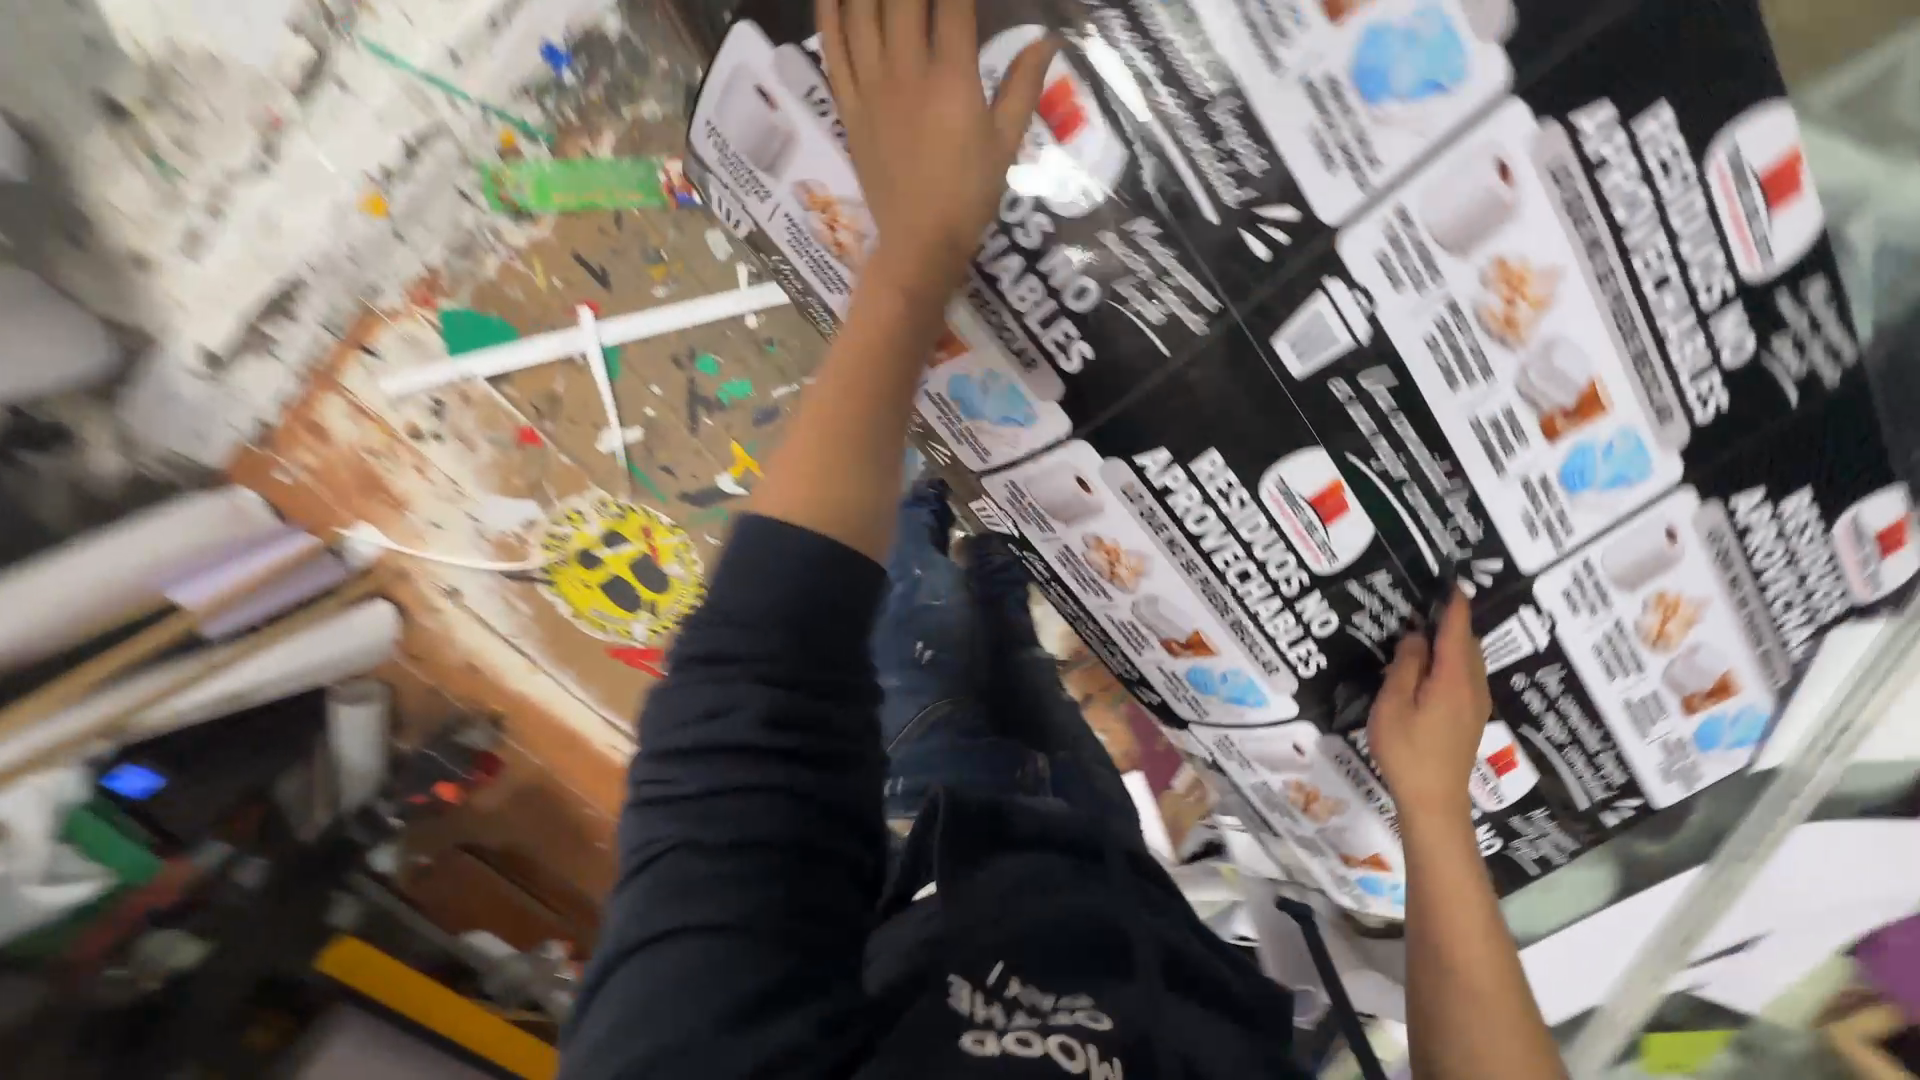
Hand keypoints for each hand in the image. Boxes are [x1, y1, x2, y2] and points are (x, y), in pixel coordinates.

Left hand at [819, 0, 1056, 299]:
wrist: (920, 243)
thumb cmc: (970, 198)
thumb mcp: (1006, 143)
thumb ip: (1024, 86)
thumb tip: (1049, 38)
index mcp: (953, 79)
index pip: (953, 0)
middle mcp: (907, 72)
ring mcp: (872, 88)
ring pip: (861, 10)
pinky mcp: (848, 107)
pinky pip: (832, 48)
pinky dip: (830, 10)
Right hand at [1367, 591, 1490, 816]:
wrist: (1434, 800)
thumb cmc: (1406, 750)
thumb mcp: (1393, 703)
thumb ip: (1406, 666)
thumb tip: (1417, 636)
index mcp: (1453, 679)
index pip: (1456, 632)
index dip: (1454, 606)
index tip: (1452, 583)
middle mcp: (1472, 687)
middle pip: (1468, 644)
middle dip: (1453, 622)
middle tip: (1429, 604)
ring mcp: (1476, 705)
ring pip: (1469, 662)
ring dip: (1453, 642)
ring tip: (1428, 630)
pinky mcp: (1470, 719)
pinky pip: (1466, 677)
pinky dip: (1453, 661)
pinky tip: (1433, 667)